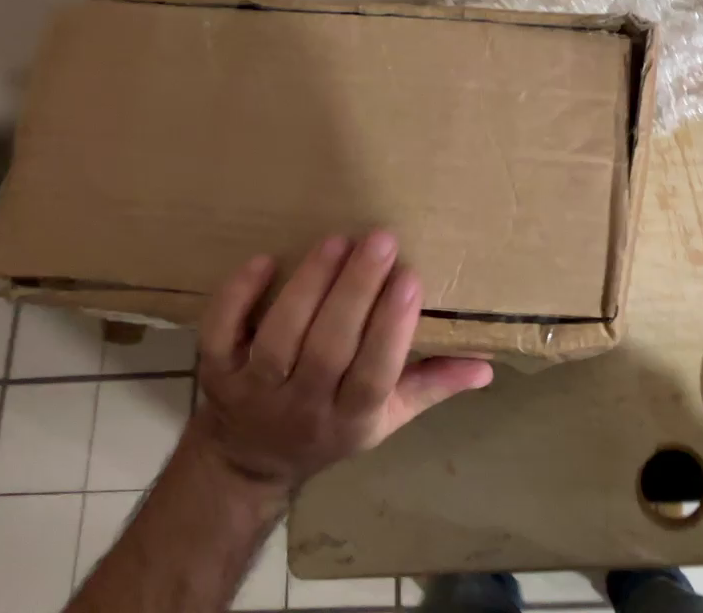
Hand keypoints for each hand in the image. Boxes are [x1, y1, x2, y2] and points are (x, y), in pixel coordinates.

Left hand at [188, 232, 494, 489]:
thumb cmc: (331, 428)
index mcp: (351, 416)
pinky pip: (221, 333)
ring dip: (309, 286)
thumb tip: (486, 366)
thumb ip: (432, 386)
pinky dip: (237, 297)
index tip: (412, 278)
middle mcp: (302, 406)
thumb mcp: (386, 418)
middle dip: (355, 292)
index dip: (391, 328)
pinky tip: (265, 259)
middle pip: (328, 348)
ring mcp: (255, 390)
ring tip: (337, 241)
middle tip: (380, 240)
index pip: (374, 373)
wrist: (250, 462)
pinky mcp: (215, 372)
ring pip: (280, 338)